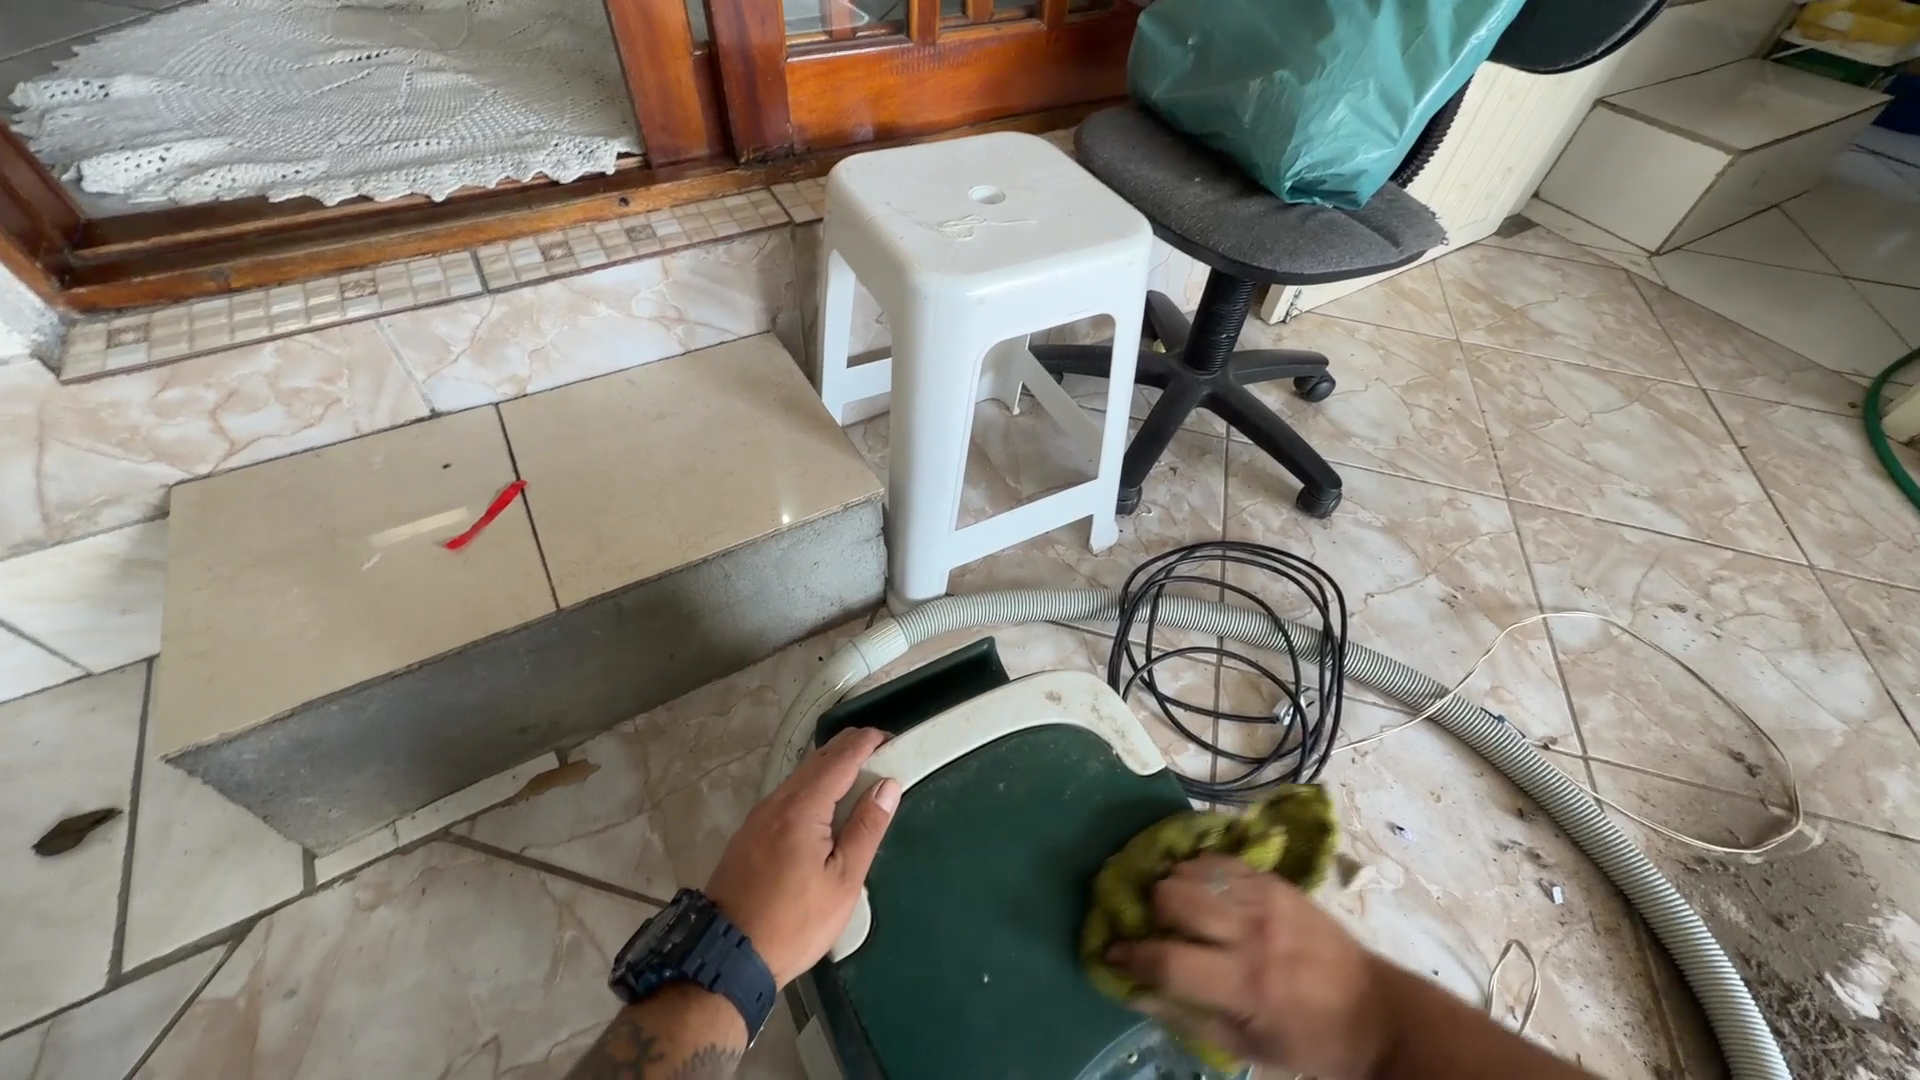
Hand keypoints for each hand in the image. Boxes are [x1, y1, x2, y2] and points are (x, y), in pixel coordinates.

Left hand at [704, 727, 901, 987]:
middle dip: (850, 749)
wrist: (727, 957)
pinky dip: (813, 786)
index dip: (867, 742)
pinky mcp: (749, 834)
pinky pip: (788, 794)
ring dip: (831, 767)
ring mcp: (758, 817)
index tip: (891, 738)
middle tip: (882, 753)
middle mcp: (777, 802)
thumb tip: (887, 786)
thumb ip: (866, 828)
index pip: (841, 758)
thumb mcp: (843, 881)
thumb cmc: (794, 923)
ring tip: (860, 777)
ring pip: (800, 776)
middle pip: (818, 759)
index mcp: (802, 808)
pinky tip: (825, 805)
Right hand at [1106, 854, 1392, 1079]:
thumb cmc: (1310, 1041)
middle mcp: (1252, 934)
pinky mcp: (1277, 882)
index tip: (1112, 952)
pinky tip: (1202, 887)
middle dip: (1151, 910)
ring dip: (1174, 886)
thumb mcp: (1250, 1049)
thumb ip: (1189, 1017)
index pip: (1168, 960)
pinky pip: (1222, 860)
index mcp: (1245, 984)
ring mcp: (1266, 900)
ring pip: (1193, 871)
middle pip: (1173, 897)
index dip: (1131, 955)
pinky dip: (1201, 871)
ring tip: (1176, 903)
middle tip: (1153, 924)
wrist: (1377, 1012)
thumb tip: (1135, 990)